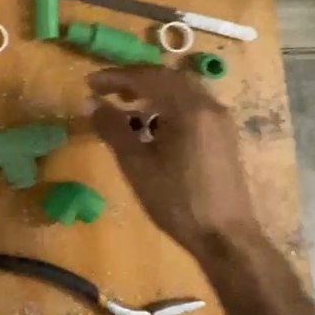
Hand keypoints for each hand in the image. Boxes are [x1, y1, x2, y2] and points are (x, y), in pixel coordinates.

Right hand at [87, 67, 260, 256]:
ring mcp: (220, 121)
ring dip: (152, 89)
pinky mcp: (223, 135)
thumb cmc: (176, 200)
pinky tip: (153, 122)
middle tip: (106, 89)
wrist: (225, 237)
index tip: (90, 84)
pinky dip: (168, 102)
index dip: (115, 77)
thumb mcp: (136, 164)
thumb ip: (113, 128)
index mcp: (188, 109)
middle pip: (168, 77)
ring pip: (183, 89)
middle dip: (134, 79)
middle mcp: (208, 106)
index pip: (147, 78)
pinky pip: (193, 104)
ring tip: (126, 103)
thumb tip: (91, 102)